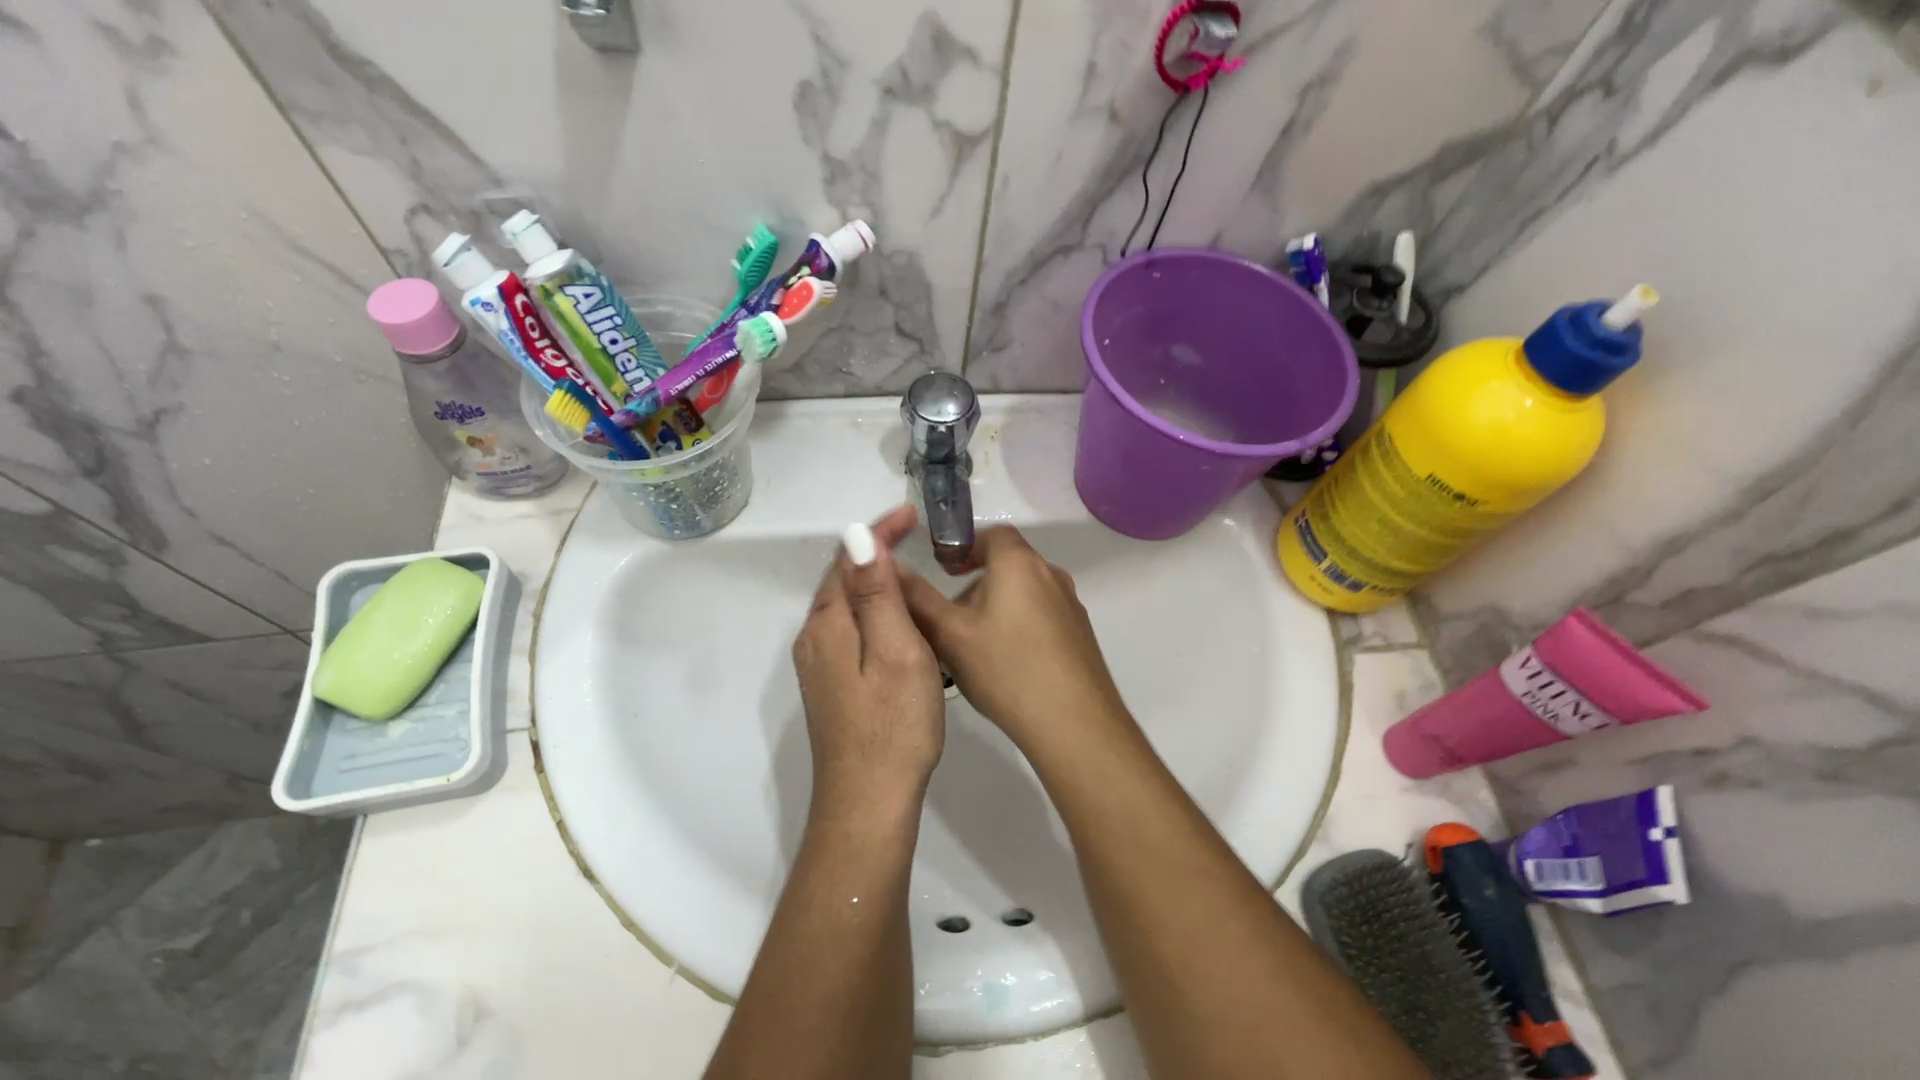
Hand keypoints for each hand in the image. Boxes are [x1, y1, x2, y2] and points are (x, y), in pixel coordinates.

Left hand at [792, 505, 945, 820]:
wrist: (868, 803)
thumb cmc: (893, 726)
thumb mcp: (897, 651)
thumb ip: (877, 593)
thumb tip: (858, 536)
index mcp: (829, 625)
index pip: (848, 558)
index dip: (879, 531)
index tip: (914, 513)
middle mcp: (815, 640)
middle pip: (842, 580)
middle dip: (876, 552)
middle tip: (919, 536)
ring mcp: (820, 667)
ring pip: (847, 608)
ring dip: (875, 583)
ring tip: (916, 573)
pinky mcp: (832, 688)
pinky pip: (852, 632)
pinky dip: (875, 614)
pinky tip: (900, 624)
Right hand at [899, 527, 1129, 754]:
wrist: (1074, 723)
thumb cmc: (1006, 670)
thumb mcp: (949, 635)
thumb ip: (916, 598)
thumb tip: (890, 566)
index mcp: (1019, 564)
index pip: (992, 534)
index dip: (964, 547)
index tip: (942, 571)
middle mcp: (1051, 575)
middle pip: (1007, 564)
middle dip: (975, 584)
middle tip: (949, 619)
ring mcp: (1071, 606)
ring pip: (1024, 594)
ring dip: (996, 608)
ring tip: (973, 648)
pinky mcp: (1080, 636)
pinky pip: (1041, 618)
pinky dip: (1018, 628)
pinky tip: (1004, 667)